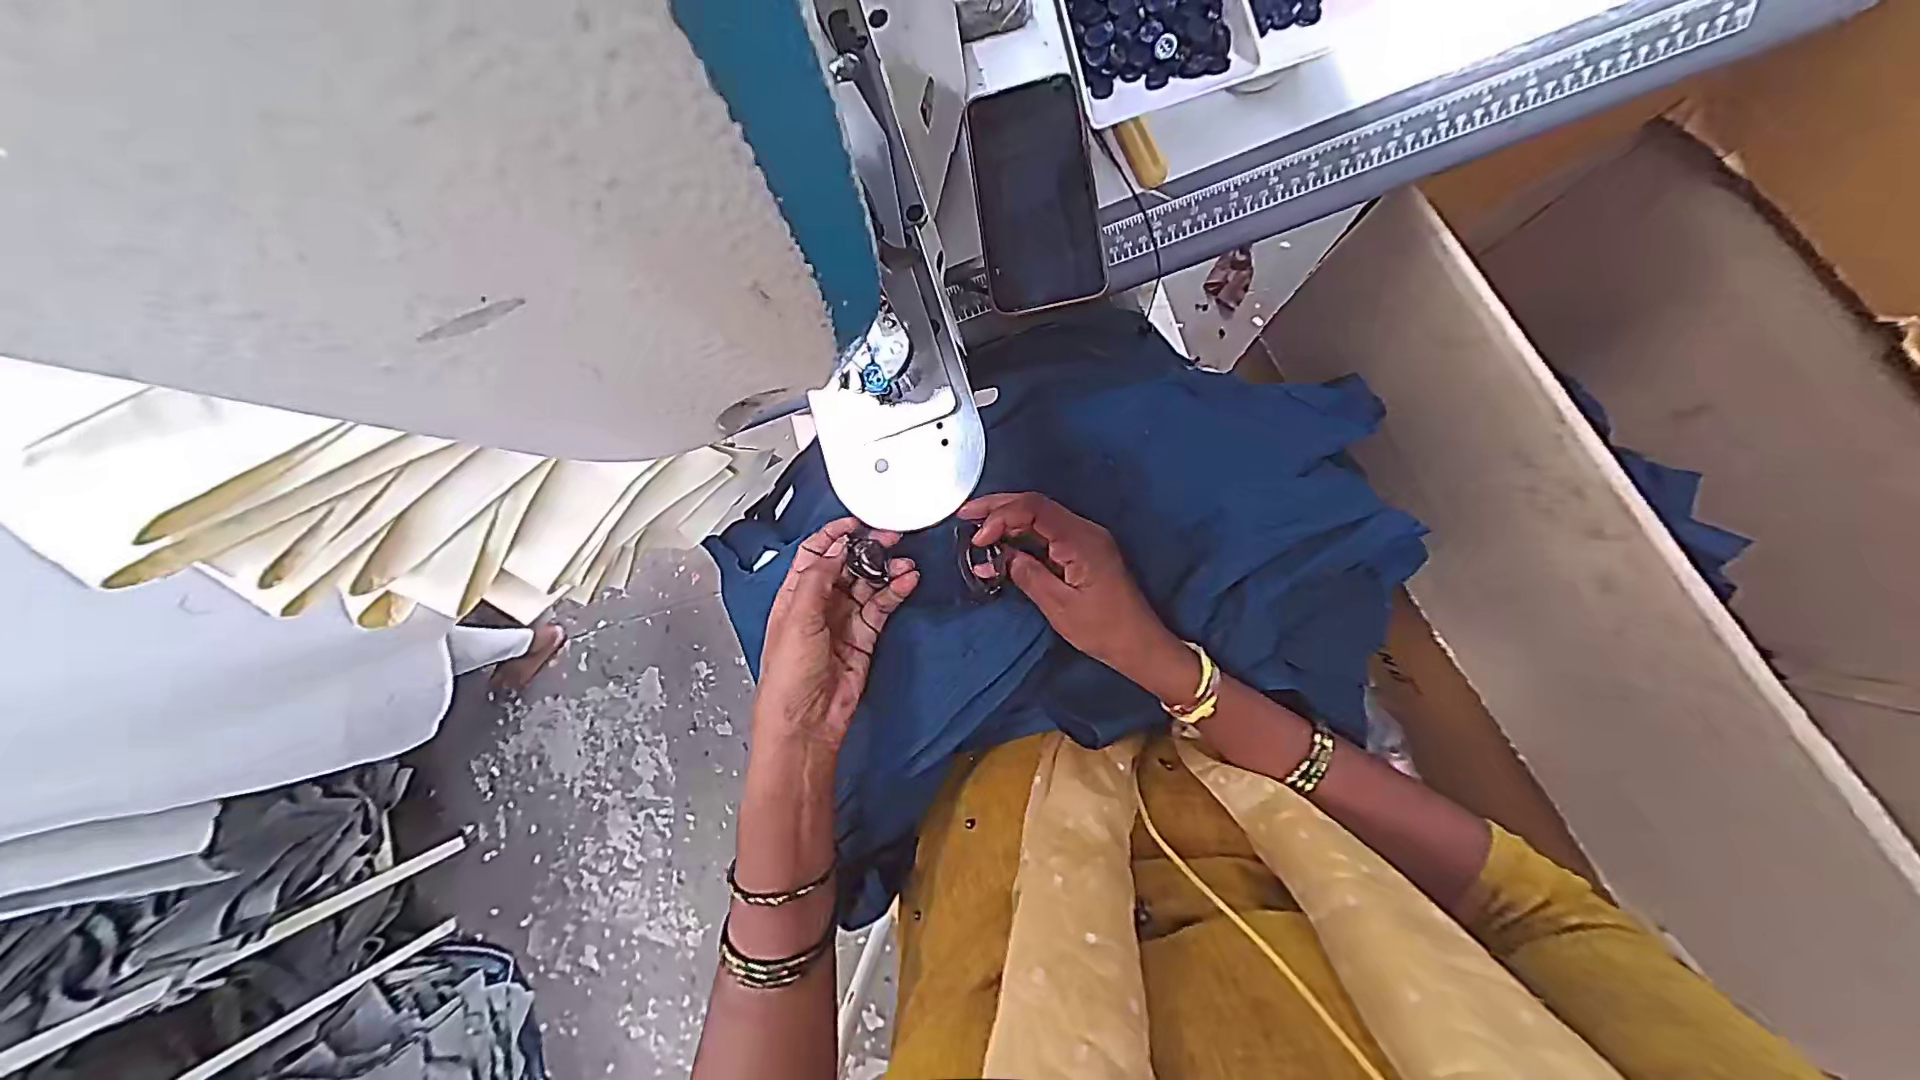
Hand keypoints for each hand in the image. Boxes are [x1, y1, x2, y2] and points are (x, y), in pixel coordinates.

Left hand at [754, 518, 918, 750]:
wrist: (806, 722)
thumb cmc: (788, 680)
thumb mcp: (797, 618)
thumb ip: (818, 579)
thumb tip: (836, 549)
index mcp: (794, 596)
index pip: (814, 555)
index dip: (833, 535)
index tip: (855, 522)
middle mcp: (819, 606)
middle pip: (846, 566)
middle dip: (866, 549)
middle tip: (888, 537)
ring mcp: (843, 621)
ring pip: (868, 585)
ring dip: (886, 571)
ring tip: (904, 562)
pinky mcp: (864, 638)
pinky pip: (882, 607)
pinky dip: (895, 592)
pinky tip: (906, 581)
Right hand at [958, 493, 1197, 703]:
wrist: (1140, 643)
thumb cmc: (1104, 629)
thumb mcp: (1059, 607)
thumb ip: (1028, 575)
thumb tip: (1001, 556)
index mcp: (1081, 540)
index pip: (1034, 509)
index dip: (1001, 516)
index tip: (979, 539)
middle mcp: (1084, 530)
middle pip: (1035, 504)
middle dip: (998, 507)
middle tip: (965, 515)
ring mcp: (1085, 538)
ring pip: (1039, 516)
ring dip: (1007, 519)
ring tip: (976, 527)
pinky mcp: (1082, 550)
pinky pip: (1047, 532)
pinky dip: (1021, 534)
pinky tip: (1001, 543)